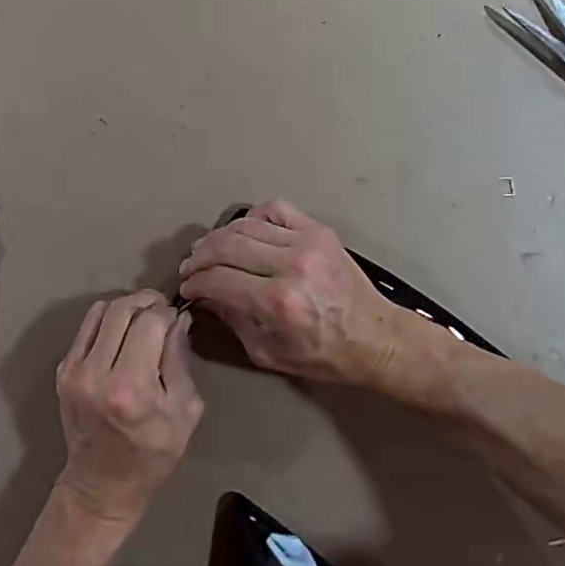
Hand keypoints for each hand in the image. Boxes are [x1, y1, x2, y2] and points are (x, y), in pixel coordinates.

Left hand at [54, 290, 204, 525]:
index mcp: (133, 389)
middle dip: (147, 300)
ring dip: (125, 306)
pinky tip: (120, 333)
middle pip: (123, 310)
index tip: (177, 317)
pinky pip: (85, 327)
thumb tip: (178, 319)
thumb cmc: (153, 453)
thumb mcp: (185, 412)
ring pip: (101, 311)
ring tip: (142, 317)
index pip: (150, 323)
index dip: (167, 312)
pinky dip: (106, 320)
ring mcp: (75, 371)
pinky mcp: (63, 371)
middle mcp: (98, 374)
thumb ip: (180, 360)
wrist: (102, 483)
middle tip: (161, 307)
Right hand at [178, 199, 408, 386]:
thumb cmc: (324, 355)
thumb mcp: (268, 353)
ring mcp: (307, 243)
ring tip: (209, 249)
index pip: (217, 279)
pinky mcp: (319, 231)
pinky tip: (245, 232)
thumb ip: (233, 321)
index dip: (195, 282)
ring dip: (218, 237)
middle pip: (225, 247)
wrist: (377, 339)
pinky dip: (253, 217)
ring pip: (245, 225)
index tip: (187, 287)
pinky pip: (275, 210)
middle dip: (199, 257)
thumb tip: (206, 295)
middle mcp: (291, 266)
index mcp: (278, 302)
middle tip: (191, 267)